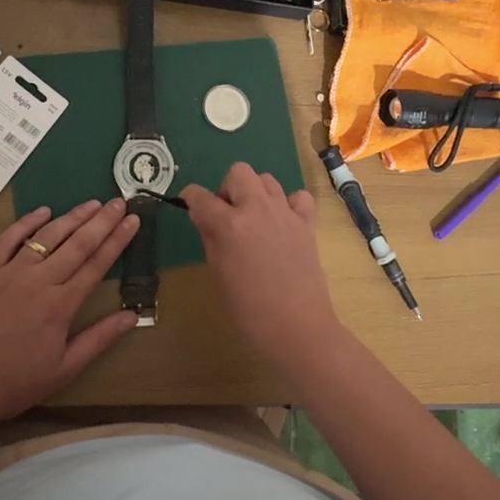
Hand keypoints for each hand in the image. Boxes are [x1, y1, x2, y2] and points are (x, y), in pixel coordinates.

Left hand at [0, 199, 139, 429]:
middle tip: (120, 201)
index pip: (97, 264)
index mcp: (61, 305)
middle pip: (77, 244)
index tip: (133, 220)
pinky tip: (43, 211)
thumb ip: (99, 339)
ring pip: (47, 237)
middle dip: (102, 220)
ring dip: (71, 217)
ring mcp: (9, 273)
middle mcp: (39, 281)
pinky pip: (8, 240)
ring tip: (91, 203)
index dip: (118, 240)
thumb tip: (132, 316)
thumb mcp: (63, 370)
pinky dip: (26, 223)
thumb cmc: (13, 384)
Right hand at [181, 163, 344, 370]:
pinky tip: (283, 223)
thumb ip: (210, 238)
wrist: (297, 326)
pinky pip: (298, 197)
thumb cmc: (248, 310)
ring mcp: (285, 213)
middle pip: (239, 172)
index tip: (192, 206)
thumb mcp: (218, 274)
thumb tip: (203, 216)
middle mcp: (257, 209)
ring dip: (256, 193)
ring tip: (256, 220)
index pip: (200, 196)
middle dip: (228, 188)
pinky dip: (289, 204)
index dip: (191, 199)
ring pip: (267, 179)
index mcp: (229, 225)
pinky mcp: (307, 223)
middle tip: (228, 215)